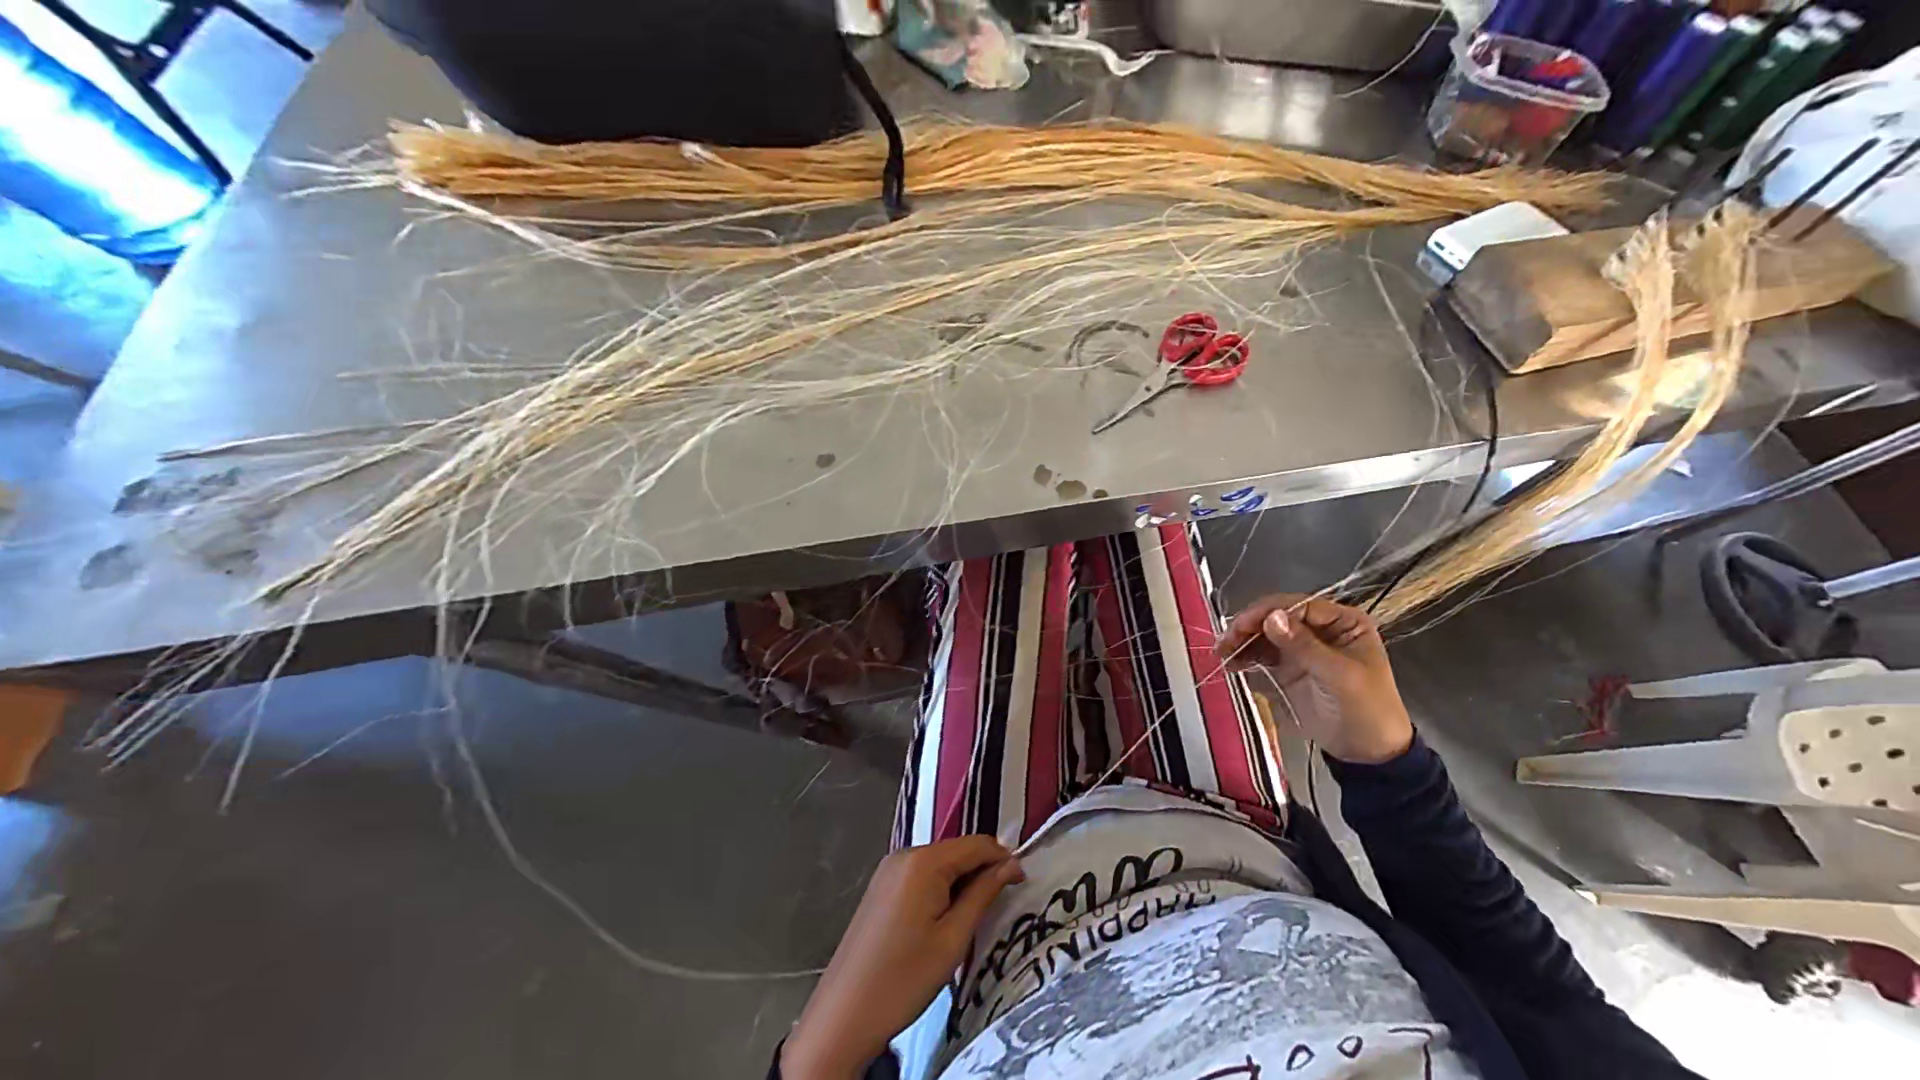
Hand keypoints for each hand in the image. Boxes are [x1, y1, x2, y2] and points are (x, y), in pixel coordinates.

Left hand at [782, 836, 1023, 1079]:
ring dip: (962, 883)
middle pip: (957, 851)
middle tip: (1000, 905)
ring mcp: (888, 870)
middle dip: (982, 872)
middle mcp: (904, 856)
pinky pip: (921, 876)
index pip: (976, 844)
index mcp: (923, 862)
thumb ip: (983, 895)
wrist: (846, 1013)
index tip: (1022, 881)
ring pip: (940, 864)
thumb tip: (1009, 867)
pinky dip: (940, 889)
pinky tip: (945, 920)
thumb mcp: (953, 939)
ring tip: (973, 919)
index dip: (1003, 859)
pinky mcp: (881, 886)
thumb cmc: (902, 978)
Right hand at [1216, 593, 1413, 765]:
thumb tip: (1271, 618)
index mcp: (1343, 622)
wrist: (1368, 752)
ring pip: (1264, 634)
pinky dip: (1243, 656)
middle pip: (1277, 617)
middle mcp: (1319, 629)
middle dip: (1249, 626)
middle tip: (1226, 641)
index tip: (1243, 625)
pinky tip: (1230, 664)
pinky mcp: (1286, 667)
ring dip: (1241, 640)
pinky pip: (1260, 654)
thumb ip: (1304, 646)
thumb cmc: (1366, 709)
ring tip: (1222, 653)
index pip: (1299, 606)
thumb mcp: (1339, 675)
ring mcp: (1301, 648)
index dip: (1269, 612)